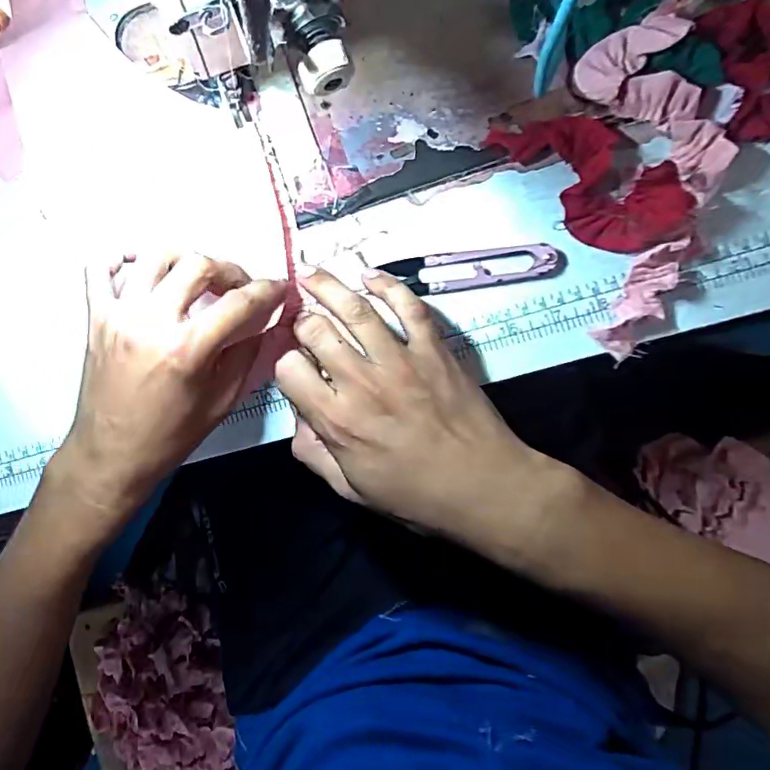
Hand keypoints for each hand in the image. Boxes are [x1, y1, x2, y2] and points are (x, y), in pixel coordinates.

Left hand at [51, 252, 287, 534]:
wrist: (111, 455)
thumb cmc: (169, 436)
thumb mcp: (222, 401)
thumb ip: (246, 354)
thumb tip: (264, 320)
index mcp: (187, 349)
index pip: (238, 302)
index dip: (268, 290)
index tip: (279, 287)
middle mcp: (151, 322)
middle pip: (198, 264)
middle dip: (230, 269)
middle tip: (239, 286)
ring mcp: (119, 314)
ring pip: (155, 256)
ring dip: (185, 259)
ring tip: (197, 277)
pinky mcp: (96, 317)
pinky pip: (99, 270)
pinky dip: (120, 259)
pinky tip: (142, 268)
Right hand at [272, 268, 560, 546]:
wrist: (483, 485)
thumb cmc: (415, 495)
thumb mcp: (352, 489)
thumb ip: (315, 454)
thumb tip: (300, 421)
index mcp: (337, 419)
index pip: (289, 369)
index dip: (285, 362)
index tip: (294, 363)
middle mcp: (362, 381)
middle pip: (317, 330)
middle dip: (302, 317)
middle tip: (301, 314)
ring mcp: (400, 359)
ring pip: (356, 310)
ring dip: (329, 286)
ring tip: (314, 274)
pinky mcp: (433, 348)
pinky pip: (407, 307)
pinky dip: (388, 286)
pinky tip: (370, 276)